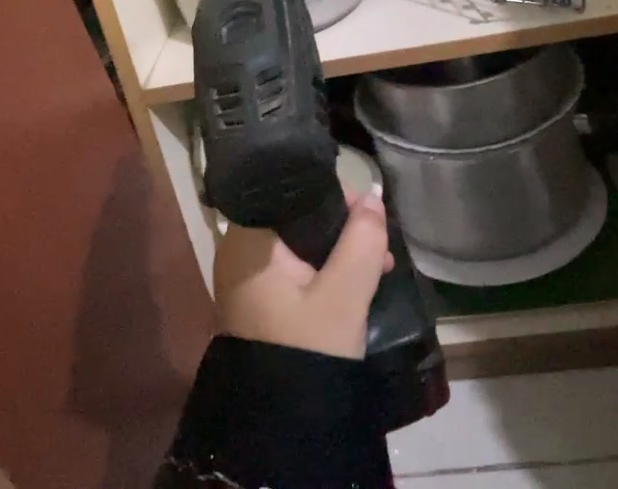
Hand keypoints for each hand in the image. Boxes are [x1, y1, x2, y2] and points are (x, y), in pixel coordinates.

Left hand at [213, 191, 394, 359]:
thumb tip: (372, 197)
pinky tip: (355, 282)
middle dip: (340, 226)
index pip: (292, 193)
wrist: (279, 424)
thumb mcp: (344, 295)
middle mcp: (238, 251)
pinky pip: (292, 268)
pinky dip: (322, 269)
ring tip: (378, 263)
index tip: (368, 211)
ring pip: (298, 244)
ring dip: (336, 249)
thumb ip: (362, 242)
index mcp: (248, 240)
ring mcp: (245, 278)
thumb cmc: (307, 347)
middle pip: (296, 217)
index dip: (334, 195)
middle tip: (379, 242)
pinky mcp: (256, 300)